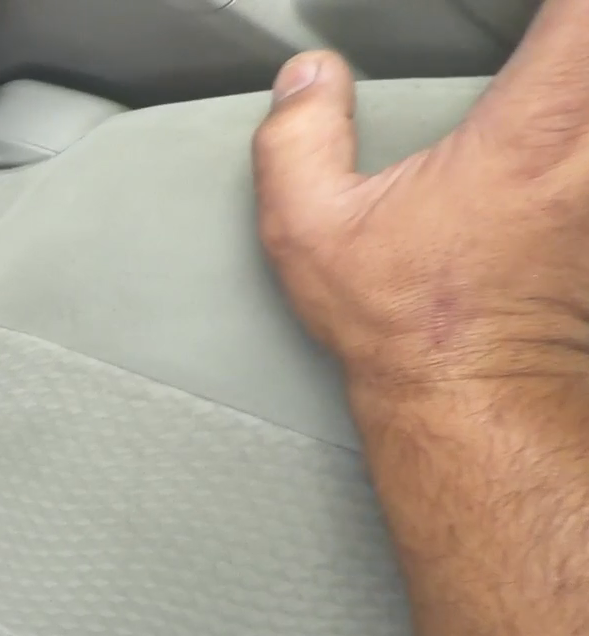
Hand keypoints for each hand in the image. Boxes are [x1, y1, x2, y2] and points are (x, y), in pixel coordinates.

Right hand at [252, 12, 588, 398]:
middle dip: (569, 28)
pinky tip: (551, 117)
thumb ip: (297, 145)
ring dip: (574, 59)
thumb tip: (305, 76)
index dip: (551, 3)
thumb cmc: (393, 308)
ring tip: (542, 61)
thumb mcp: (306, 232)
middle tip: (529, 32)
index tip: (495, 7)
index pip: (580, 9)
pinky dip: (574, 102)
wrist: (467, 375)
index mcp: (537, 124)